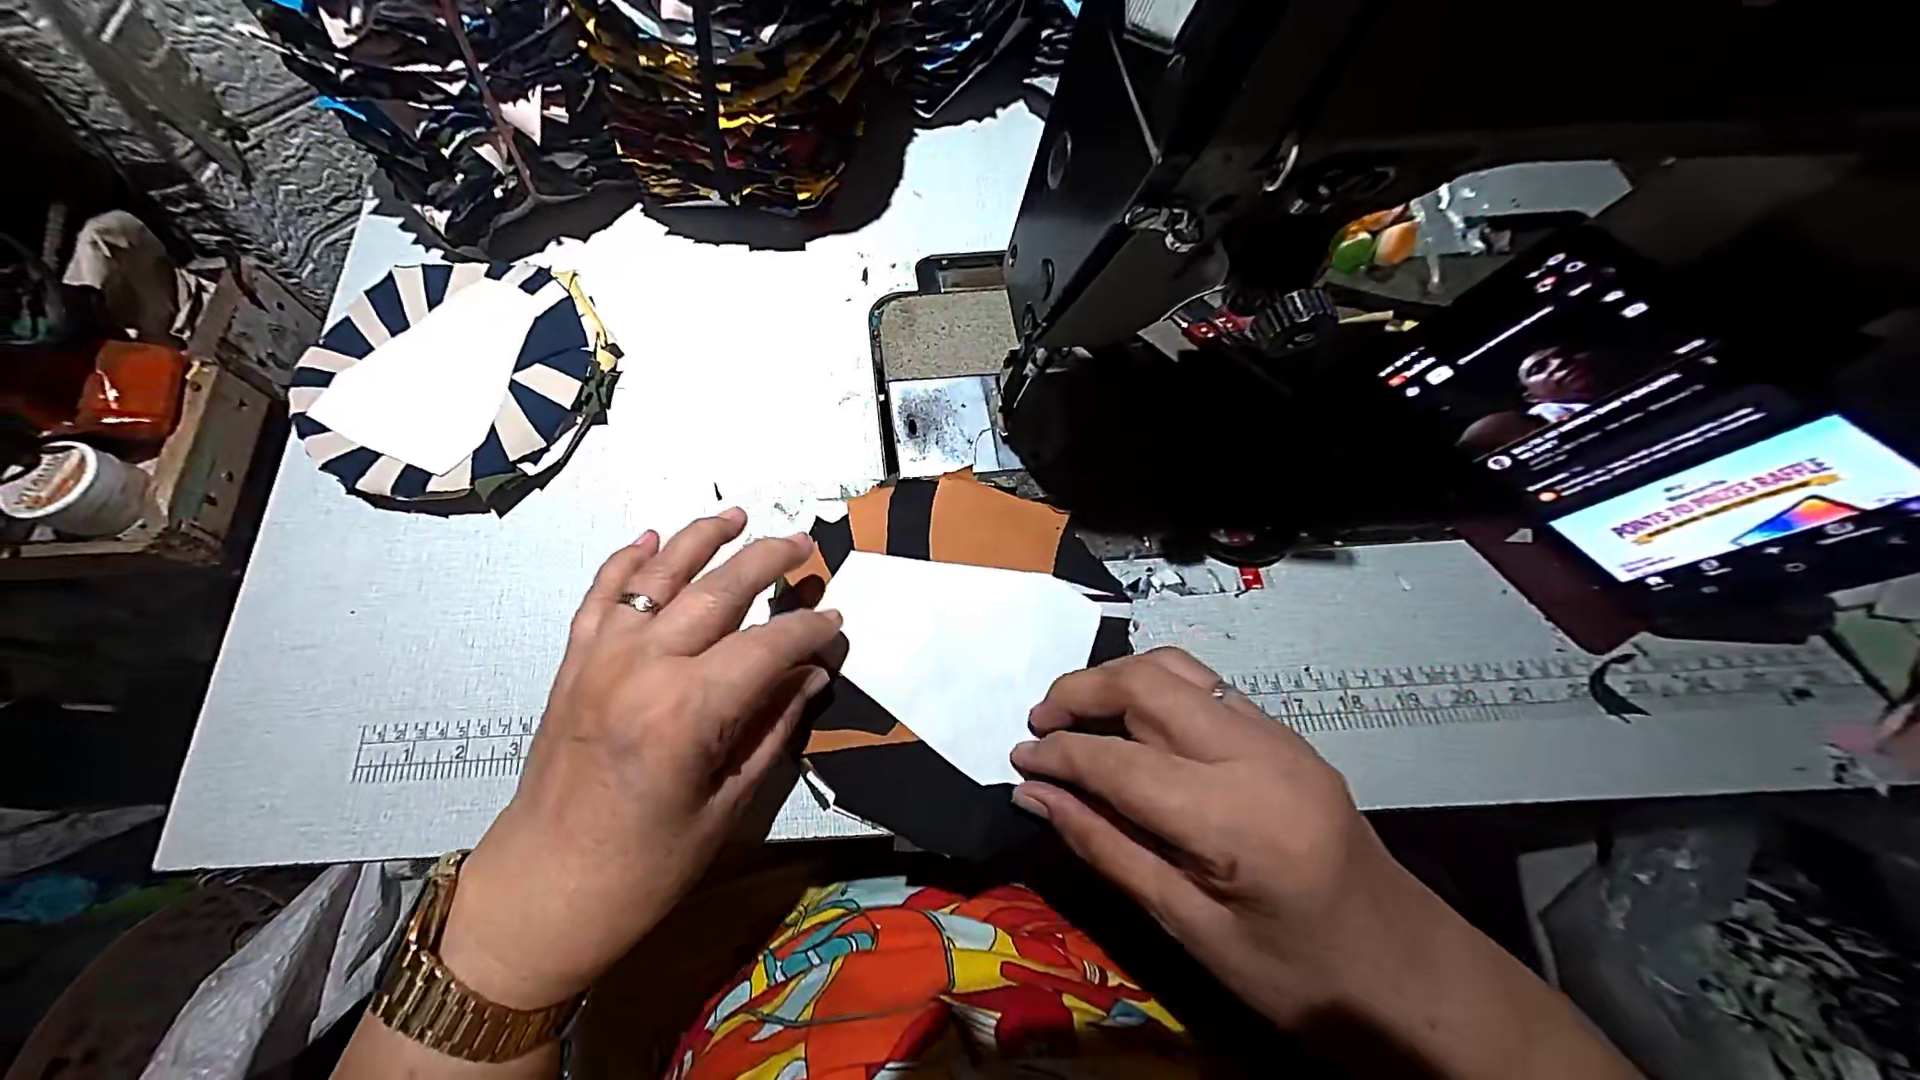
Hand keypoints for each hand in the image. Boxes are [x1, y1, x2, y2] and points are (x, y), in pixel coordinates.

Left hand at [438, 510, 841, 1008]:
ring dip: (700, 539)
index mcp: (688, 711)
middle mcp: (643, 668)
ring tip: (735, 515)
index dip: (810, 629)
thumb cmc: (643, 869)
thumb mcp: (728, 804)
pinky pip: (601, 596)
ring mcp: (601, 659)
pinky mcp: (573, 664)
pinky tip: (649, 539)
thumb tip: (812, 674)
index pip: (769, 645)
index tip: (836, 622)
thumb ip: (773, 726)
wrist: (536, 895)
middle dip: (768, 560)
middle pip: (719, 590)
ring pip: (658, 577)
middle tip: (803, 545)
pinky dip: (625, 562)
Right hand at [1010, 648, 1638, 1077]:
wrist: (1410, 970)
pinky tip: (1132, 718)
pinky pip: (1204, 685)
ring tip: (1076, 711)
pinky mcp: (1284, 732)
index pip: (1119, 763)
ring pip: (1175, 668)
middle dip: (1079, 692)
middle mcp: (1257, 754)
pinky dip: (1153, 686)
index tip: (1019, 758)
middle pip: (1146, 685)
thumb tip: (1036, 795)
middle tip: (1040, 721)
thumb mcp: (1190, 929)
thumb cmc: (1299, 975)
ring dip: (1115, 678)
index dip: (1058, 755)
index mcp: (1236, 819)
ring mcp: (1277, 734)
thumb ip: (1106, 850)